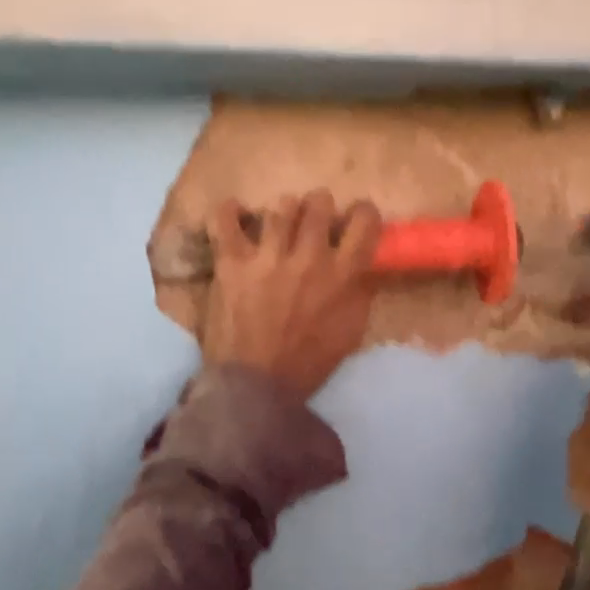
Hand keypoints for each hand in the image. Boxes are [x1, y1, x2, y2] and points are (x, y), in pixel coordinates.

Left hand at [201, 189, 383, 398]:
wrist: (257, 385)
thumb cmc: (308, 363)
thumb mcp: (351, 333)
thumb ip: (359, 294)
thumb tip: (362, 267)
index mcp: (342, 276)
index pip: (363, 223)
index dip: (363, 213)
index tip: (356, 217)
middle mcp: (308, 258)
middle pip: (318, 205)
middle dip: (320, 206)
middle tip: (315, 217)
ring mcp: (267, 258)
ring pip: (280, 208)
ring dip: (285, 210)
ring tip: (280, 222)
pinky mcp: (232, 263)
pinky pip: (225, 222)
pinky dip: (229, 212)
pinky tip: (235, 210)